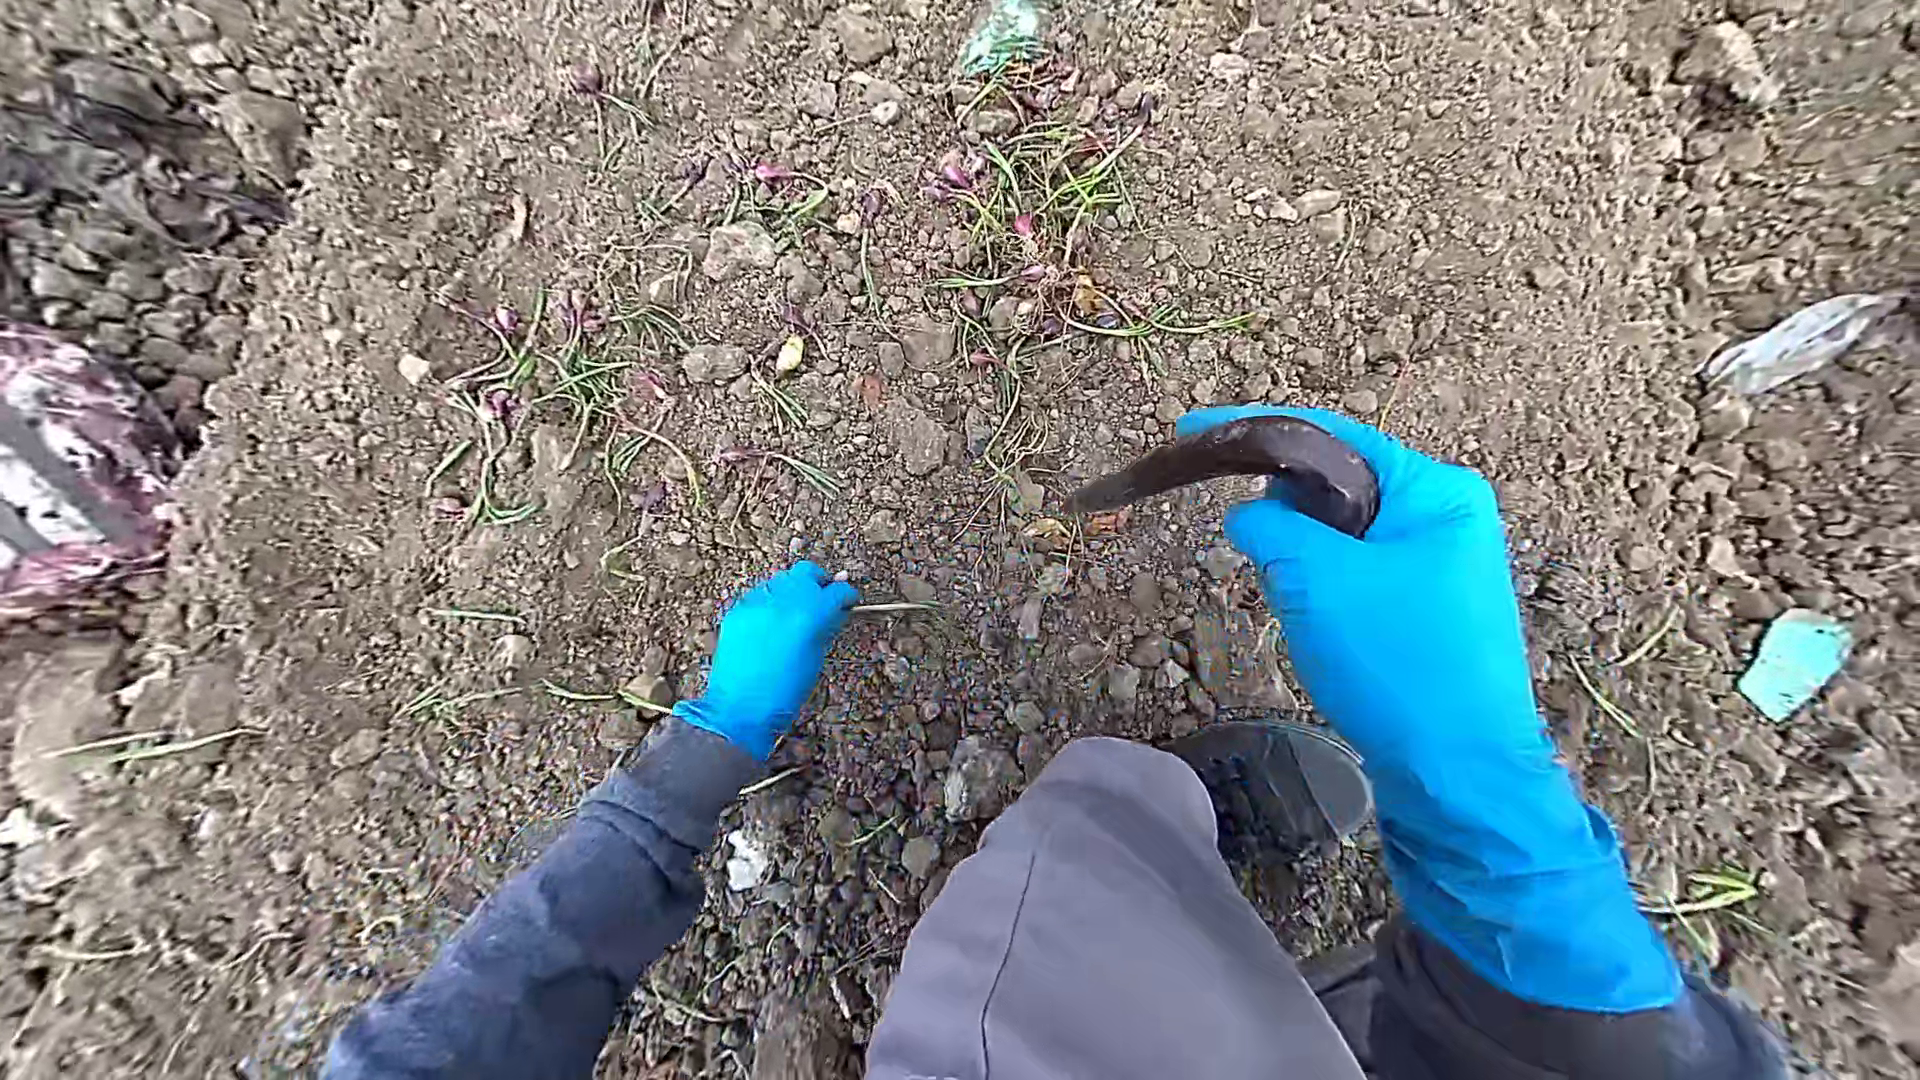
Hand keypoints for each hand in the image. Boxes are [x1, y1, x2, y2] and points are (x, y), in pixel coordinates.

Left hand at [673, 561, 857, 759]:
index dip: (847, 595)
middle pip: (807, 572)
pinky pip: (760, 595)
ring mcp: (757, 603)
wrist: (741, 709)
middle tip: (824, 597)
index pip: (836, 591)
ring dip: (794, 590)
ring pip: (782, 579)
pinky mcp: (738, 610)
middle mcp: (782, 602)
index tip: (848, 600)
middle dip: (819, 582)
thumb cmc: (782, 693)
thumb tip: (836, 612)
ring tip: (797, 611)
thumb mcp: (816, 659)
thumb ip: (826, 627)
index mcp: (808, 615)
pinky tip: (774, 621)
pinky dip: (772, 602)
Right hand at [1178, 406, 1681, 1012]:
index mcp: (1430, 489)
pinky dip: (1308, 580)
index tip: (1190, 427)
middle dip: (1280, 512)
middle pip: (1328, 482)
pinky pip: (1339, 565)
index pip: (1328, 434)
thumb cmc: (1393, 657)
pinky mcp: (1408, 595)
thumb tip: (1246, 513)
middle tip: (1254, 549)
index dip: (1252, 426)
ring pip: (1328, 529)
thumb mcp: (1317, 578)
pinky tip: (1310, 617)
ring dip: (1293, 555)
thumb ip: (1270, 527)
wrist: (1454, 768)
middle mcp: (1434, 512)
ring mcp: (1425, 557)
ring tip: (1293, 601)